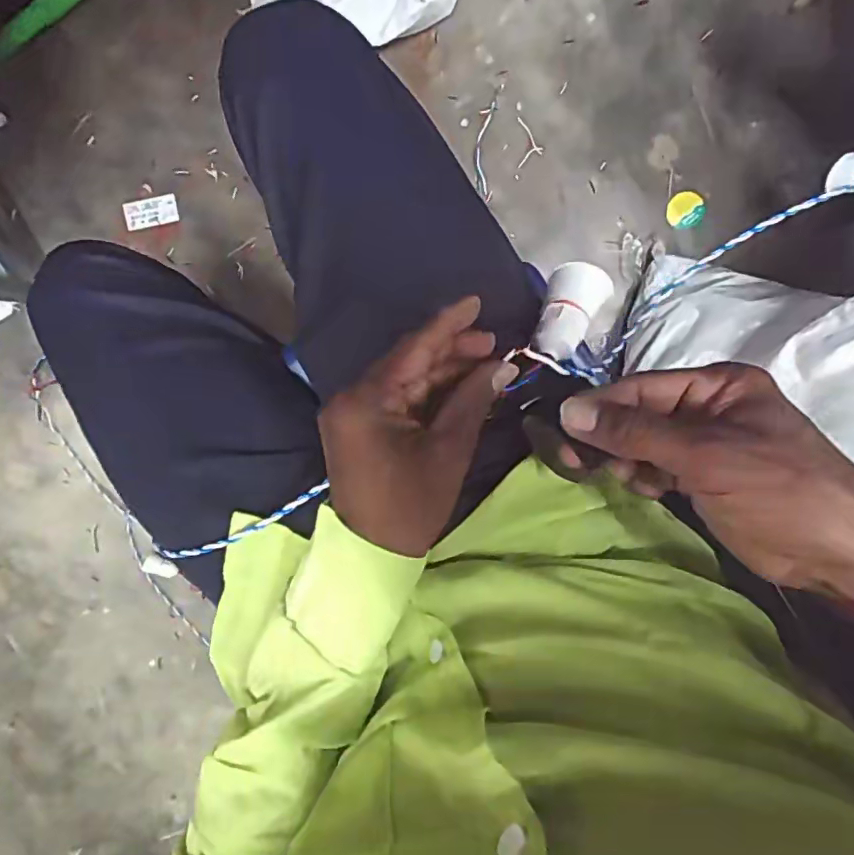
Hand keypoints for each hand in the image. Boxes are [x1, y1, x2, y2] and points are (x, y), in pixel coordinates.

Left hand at [320, 296, 516, 556]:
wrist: (374, 553)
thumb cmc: (412, 505)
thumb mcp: (448, 450)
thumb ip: (471, 399)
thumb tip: (502, 363)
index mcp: (365, 400)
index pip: (412, 350)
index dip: (447, 325)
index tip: (476, 302)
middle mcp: (351, 397)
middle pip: (407, 361)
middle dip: (451, 350)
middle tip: (493, 343)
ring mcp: (352, 411)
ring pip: (404, 378)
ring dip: (442, 369)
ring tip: (485, 360)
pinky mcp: (359, 425)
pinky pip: (397, 397)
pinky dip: (428, 391)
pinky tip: (460, 383)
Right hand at [558, 363, 853, 600]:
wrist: (840, 553)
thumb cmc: (780, 490)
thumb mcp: (705, 455)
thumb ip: (635, 432)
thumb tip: (570, 410)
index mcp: (717, 386)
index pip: (641, 388)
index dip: (600, 407)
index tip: (561, 429)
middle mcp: (707, 409)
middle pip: (637, 414)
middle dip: (607, 437)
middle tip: (576, 463)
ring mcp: (704, 445)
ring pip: (641, 444)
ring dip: (622, 460)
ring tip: (618, 479)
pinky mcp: (701, 478)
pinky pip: (654, 468)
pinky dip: (640, 477)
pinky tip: (644, 489)